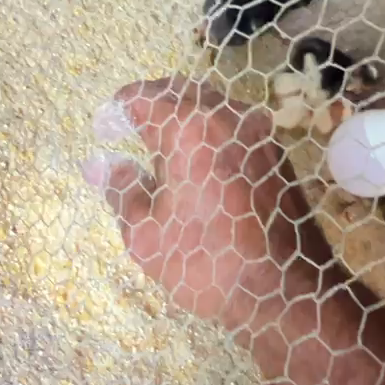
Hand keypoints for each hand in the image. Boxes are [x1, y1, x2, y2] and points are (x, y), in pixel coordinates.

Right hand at [83, 77, 325, 337]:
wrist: (284, 292)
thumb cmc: (205, 262)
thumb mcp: (145, 234)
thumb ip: (120, 190)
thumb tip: (100, 165)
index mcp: (190, 128)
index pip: (145, 97)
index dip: (119, 110)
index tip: (105, 129)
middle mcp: (230, 118)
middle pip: (184, 93)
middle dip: (153, 106)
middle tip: (131, 132)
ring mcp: (260, 136)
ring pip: (215, 110)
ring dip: (186, 121)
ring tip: (165, 154)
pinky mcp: (279, 158)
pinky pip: (236, 132)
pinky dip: (212, 138)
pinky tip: (200, 170)